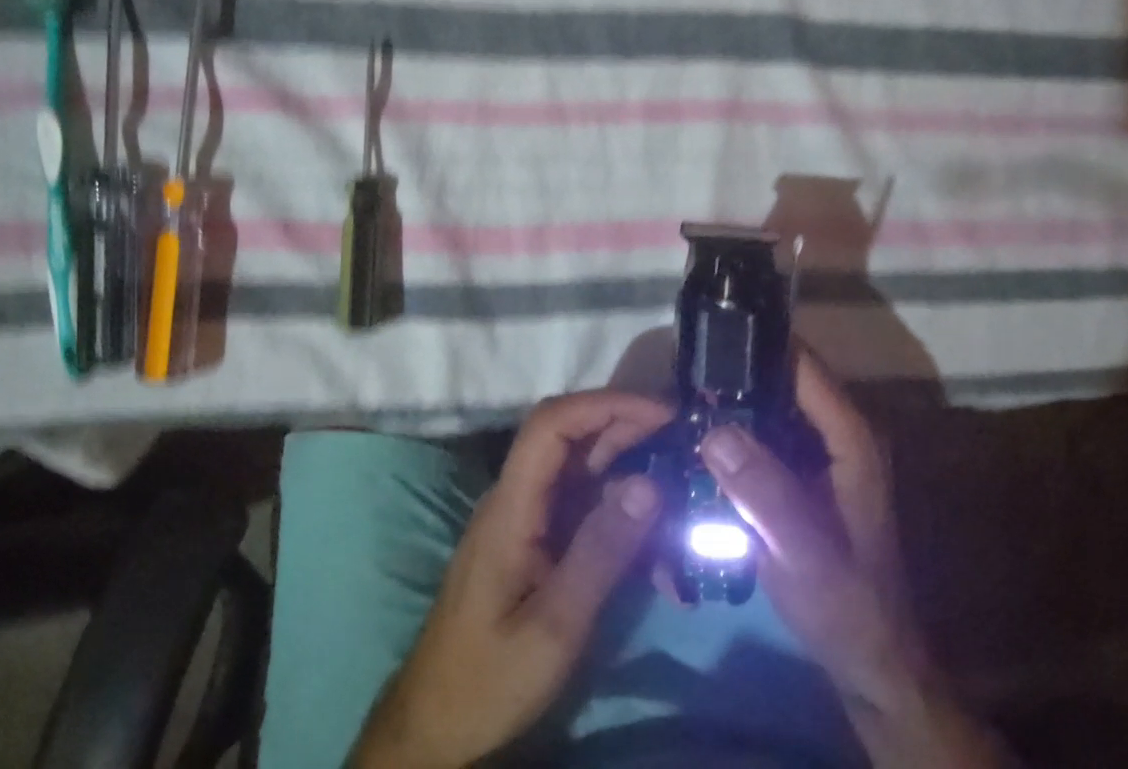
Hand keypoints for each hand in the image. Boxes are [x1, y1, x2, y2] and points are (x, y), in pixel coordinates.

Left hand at [349, 391, 669, 768]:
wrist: (436, 724)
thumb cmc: (490, 678)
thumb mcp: (555, 625)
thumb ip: (601, 552)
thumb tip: (650, 483)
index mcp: (510, 508)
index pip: (551, 425)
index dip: (606, 405)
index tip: (664, 414)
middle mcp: (516, 502)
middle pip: (572, 442)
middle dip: (631, 435)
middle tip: (691, 451)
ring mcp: (526, 524)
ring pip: (584, 478)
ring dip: (635, 484)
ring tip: (686, 508)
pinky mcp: (536, 548)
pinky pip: (584, 515)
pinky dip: (623, 524)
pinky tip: (661, 564)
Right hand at [699, 352, 1003, 768]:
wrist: (867, 657)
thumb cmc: (844, 603)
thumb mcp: (802, 552)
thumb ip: (764, 492)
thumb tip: (715, 431)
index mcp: (850, 441)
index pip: (804, 368)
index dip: (758, 344)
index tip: (705, 334)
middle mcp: (838, 439)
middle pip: (784, 383)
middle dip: (735, 373)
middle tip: (677, 371)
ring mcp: (820, 460)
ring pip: (771, 411)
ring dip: (731, 404)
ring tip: (677, 399)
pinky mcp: (802, 483)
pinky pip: (764, 442)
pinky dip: (734, 437)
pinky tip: (695, 444)